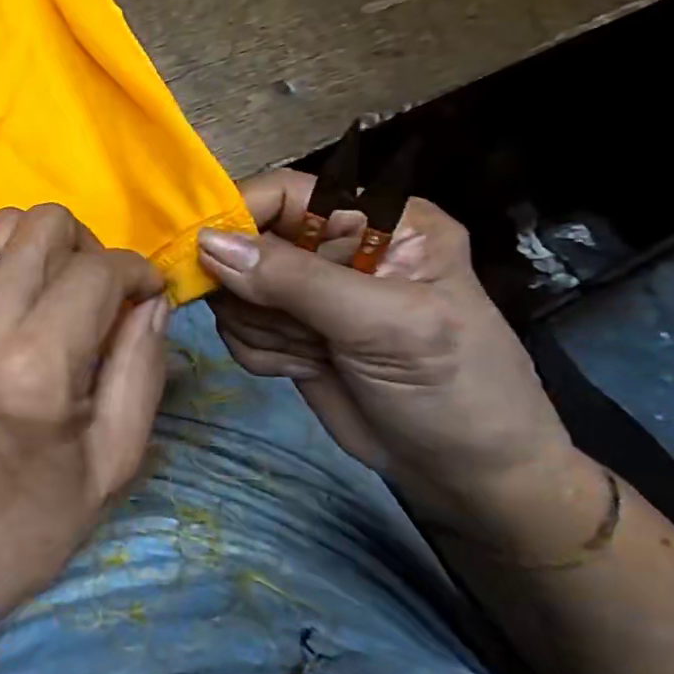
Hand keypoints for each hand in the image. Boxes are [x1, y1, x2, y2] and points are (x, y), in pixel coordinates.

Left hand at [0, 204, 171, 673]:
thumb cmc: (34, 520)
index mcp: (35, 369)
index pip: (98, 270)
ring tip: (66, 296)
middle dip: (92, 248)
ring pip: (9, 223)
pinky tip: (26, 310)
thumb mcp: (115, 459)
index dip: (138, 271)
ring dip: (51, 248)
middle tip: (105, 296)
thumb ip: (142, 366)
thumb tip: (154, 298)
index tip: (150, 295)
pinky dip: (14, 263)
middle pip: (48, 223)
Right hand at [197, 170, 575, 517]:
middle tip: (299, 329)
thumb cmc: (453, 389)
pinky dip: (261, 352)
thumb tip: (208, 243)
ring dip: (263, 327)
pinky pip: (239, 326)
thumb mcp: (387, 325)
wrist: (469, 480)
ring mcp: (310, 291)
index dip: (240, 216)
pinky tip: (305, 369)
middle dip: (259, 292)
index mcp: (378, 219)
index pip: (286, 193)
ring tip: (313, 354)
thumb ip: (296, 281)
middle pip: (248, 242)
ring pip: (236, 288)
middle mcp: (338, 245)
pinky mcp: (291, 330)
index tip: (205, 256)